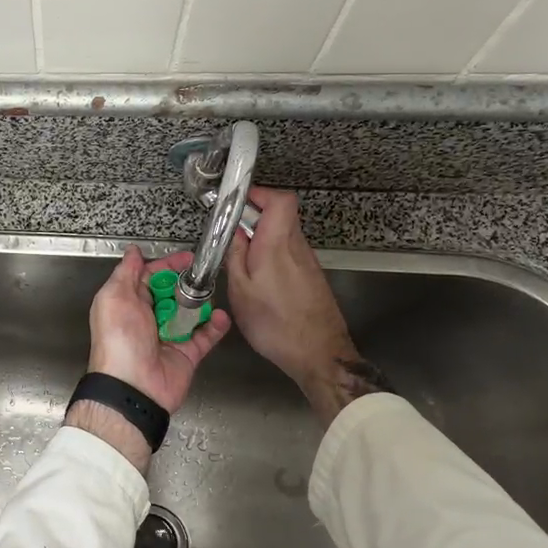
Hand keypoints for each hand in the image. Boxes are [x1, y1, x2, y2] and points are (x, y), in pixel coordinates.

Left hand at [70, 247, 232, 472]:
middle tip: (202, 275)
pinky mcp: (188, 353)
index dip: (167, 266)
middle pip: (173, 292)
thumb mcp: (114, 298)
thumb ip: (125, 273)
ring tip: (210, 293)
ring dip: (202, 301)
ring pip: (191, 311)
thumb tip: (133, 252)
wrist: (133, 386)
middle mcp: (148, 318)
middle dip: (187, 282)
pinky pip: (206, 335)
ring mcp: (170, 335)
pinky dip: (215, 325)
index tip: (186, 258)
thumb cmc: (119, 341)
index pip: (150, 277)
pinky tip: (219, 316)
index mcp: (128, 303)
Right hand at [224, 188, 387, 423]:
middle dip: (253, 216)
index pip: (281, 200)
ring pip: (283, 234)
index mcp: (278, 245)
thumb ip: (235, 256)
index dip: (259, 193)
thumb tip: (232, 231)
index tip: (237, 201)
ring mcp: (307, 262)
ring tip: (238, 257)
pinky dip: (270, 254)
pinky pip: (288, 252)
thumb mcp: (240, 291)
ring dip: (261, 237)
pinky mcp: (310, 276)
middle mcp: (297, 248)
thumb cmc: (275, 324)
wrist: (318, 354)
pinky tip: (257, 278)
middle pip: (281, 215)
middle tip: (229, 231)